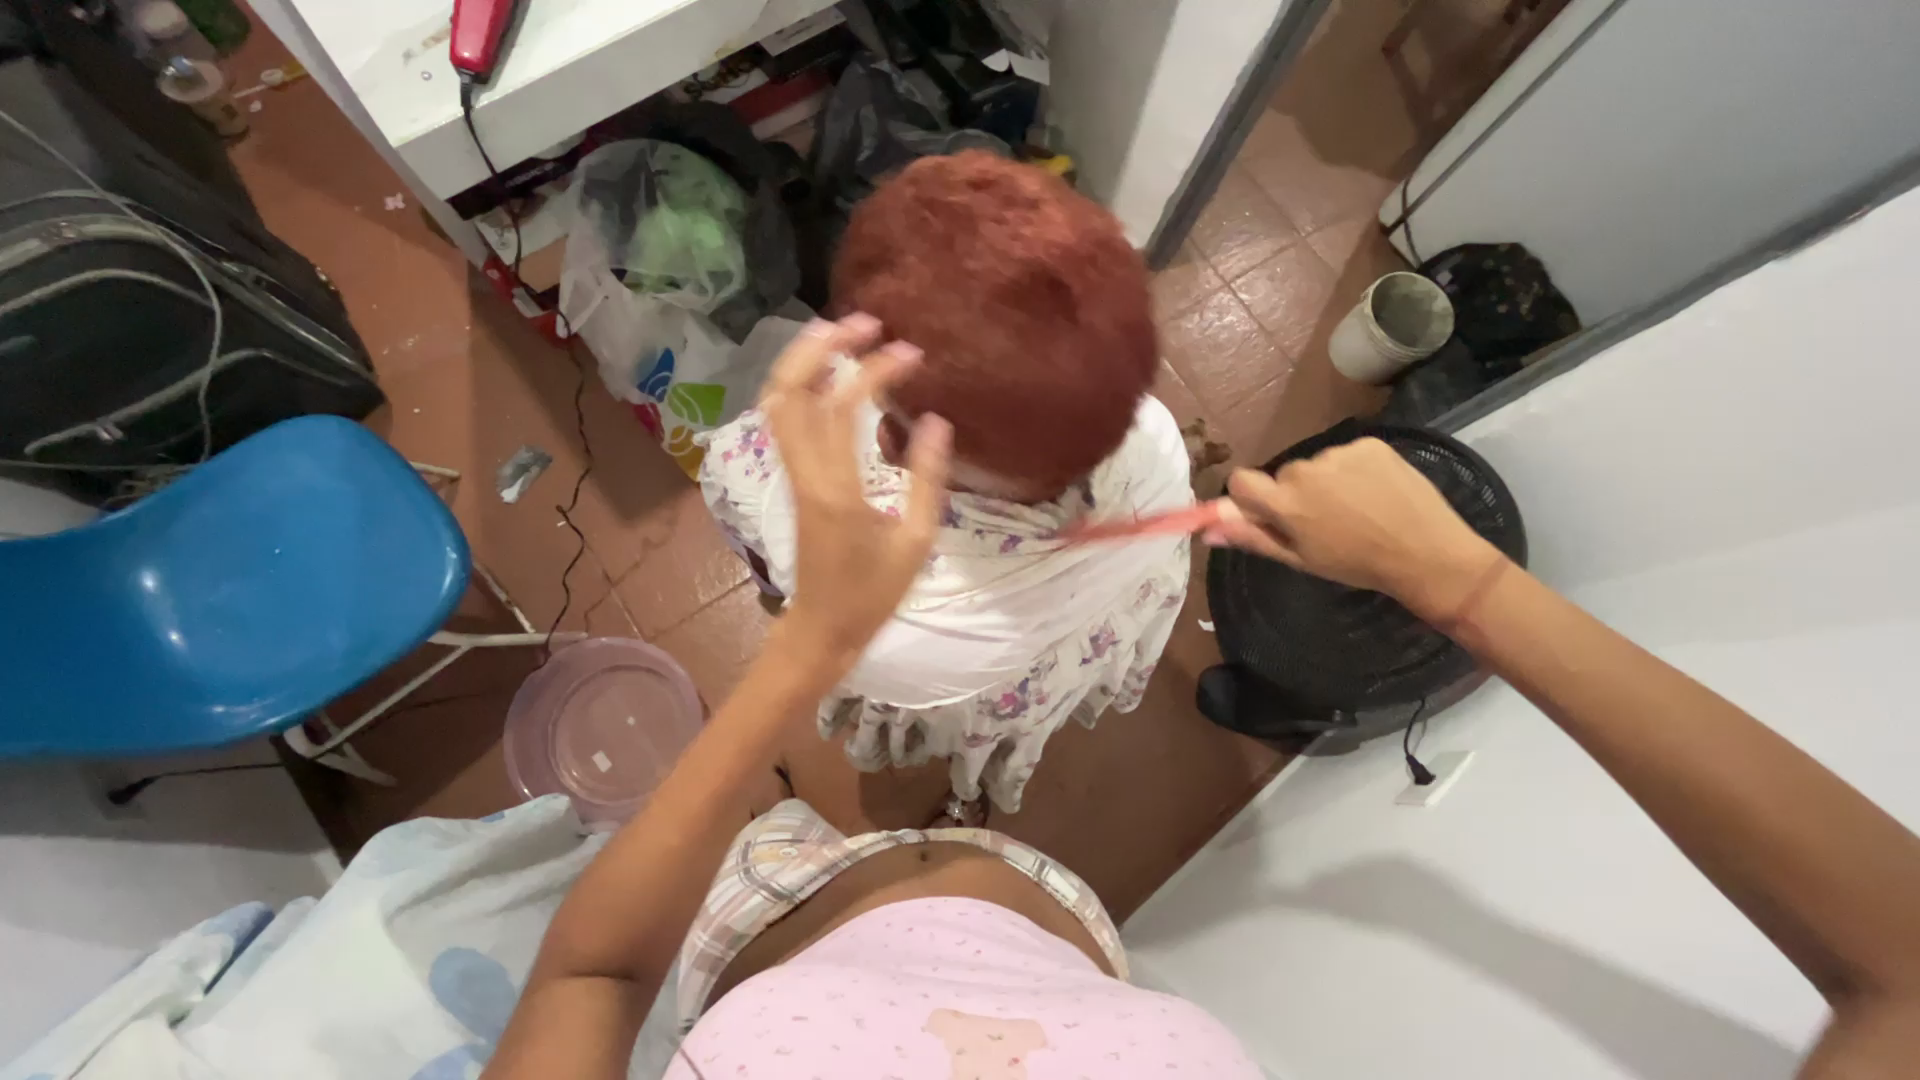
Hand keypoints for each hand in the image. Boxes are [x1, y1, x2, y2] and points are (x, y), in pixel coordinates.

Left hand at [761, 314, 950, 671]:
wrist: (820, 628)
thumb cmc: (871, 594)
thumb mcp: (915, 543)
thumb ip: (928, 481)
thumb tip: (936, 421)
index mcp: (836, 488)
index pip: (843, 407)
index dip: (874, 371)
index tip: (911, 354)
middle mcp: (804, 472)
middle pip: (789, 391)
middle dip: (820, 346)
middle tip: (864, 322)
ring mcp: (791, 474)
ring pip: (778, 402)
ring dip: (804, 362)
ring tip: (844, 336)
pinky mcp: (792, 479)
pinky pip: (784, 420)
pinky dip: (802, 386)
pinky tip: (830, 376)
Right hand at [1206, 437, 1501, 619]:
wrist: (1428, 553)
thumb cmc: (1356, 564)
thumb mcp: (1300, 559)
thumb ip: (1252, 538)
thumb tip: (1207, 530)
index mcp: (1285, 502)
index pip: (1240, 480)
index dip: (1250, 496)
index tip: (1270, 512)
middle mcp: (1305, 470)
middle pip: (1283, 475)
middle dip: (1295, 494)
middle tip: (1325, 521)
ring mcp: (1340, 453)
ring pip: (1316, 465)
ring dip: (1326, 482)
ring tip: (1356, 508)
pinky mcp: (1370, 443)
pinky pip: (1346, 454)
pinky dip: (1354, 470)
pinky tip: (1374, 491)